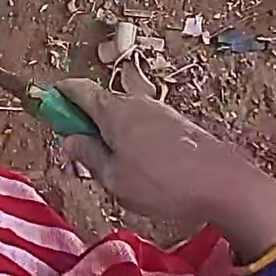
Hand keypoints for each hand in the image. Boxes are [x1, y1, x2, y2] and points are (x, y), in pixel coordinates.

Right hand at [56, 79, 275, 245]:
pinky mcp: (178, 123)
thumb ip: (87, 156)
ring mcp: (159, 111)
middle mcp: (134, 102)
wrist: (227, 185)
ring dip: (113, 134)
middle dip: (87, 123)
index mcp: (113, 111)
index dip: (60, 94)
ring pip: (124, 117)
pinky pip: (145, 125)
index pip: (78, 89)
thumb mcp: (114, 179)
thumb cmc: (162, 184)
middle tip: (85, 155)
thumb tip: (70, 139)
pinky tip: (146, 169)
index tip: (49, 103)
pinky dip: (135, 139)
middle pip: (101, 105)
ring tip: (120, 169)